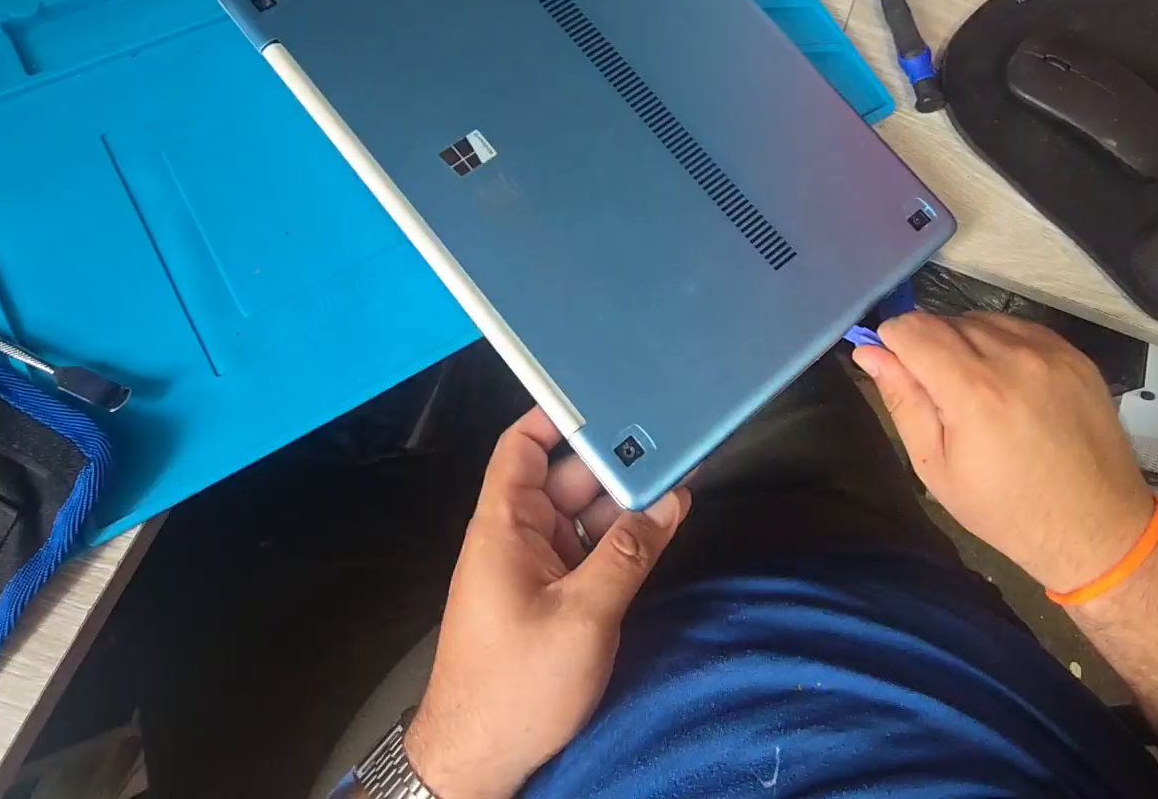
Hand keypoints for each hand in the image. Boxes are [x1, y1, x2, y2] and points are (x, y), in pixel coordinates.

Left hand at [403, 408, 689, 798]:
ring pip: (586, 513)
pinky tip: (663, 520)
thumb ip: (628, 552)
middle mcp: (520, 535)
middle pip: (567, 477)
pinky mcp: (557, 591)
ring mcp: (540, 564)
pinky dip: (624, 535)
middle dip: (614, 461)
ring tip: (678, 475)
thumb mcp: (582, 616)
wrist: (480, 764)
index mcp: (504, 526)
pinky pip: (593, 547)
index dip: (552, 416)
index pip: (520, 447)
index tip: (600, 395)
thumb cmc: (515, 688)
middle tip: (667, 440)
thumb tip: (671, 500)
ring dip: (626, 501)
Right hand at [853, 312, 1153, 596]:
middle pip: (942, 320)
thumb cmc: (1005, 508)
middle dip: (926, 347)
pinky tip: (1006, 382)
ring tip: (976, 390)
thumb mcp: (935, 466)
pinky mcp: (1073, 353)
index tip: (899, 372)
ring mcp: (1049, 351)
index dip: (893, 344)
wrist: (1096, 527)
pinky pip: (1016, 327)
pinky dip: (999, 344)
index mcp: (973, 389)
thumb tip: (869, 353)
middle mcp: (1013, 357)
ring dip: (963, 342)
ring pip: (978, 319)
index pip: (910, 328)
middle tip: (939, 395)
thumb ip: (902, 400)